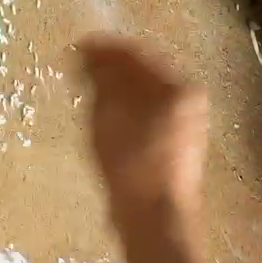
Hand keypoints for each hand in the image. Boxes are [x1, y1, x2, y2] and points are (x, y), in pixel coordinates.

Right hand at [78, 39, 208, 231]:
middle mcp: (186, 99)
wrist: (154, 216)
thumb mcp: (107, 110)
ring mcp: (185, 121)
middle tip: (76, 70)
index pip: (134, 51)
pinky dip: (123, 106)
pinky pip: (146, 110)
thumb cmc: (130, 159)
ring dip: (114, 87)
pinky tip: (103, 115)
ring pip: (142, 91)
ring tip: (85, 91)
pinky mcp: (176, 141)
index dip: (102, 47)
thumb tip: (90, 51)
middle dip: (107, 68)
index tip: (74, 48)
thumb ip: (101, 75)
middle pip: (141, 70)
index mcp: (175, 86)